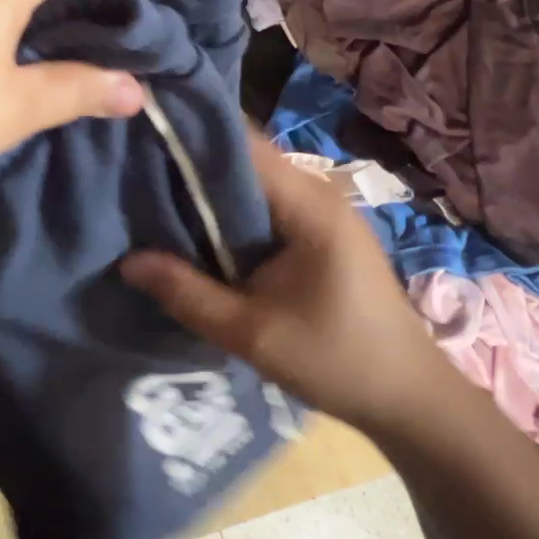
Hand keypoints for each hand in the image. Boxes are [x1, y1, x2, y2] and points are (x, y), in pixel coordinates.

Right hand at [120, 133, 457, 433]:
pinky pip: (259, 200)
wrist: (413, 402)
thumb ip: (187, 293)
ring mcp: (319, 209)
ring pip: (247, 178)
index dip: (187, 136)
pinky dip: (222, 206)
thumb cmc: (339, 362)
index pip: (239, 143)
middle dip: (186, 159)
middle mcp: (316, 192)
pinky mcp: (315, 229)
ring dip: (201, 185)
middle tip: (130, 168)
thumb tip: (125, 260)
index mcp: (309, 204)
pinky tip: (187, 223)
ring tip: (146, 191)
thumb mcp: (252, 334)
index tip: (137, 137)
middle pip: (240, 155)